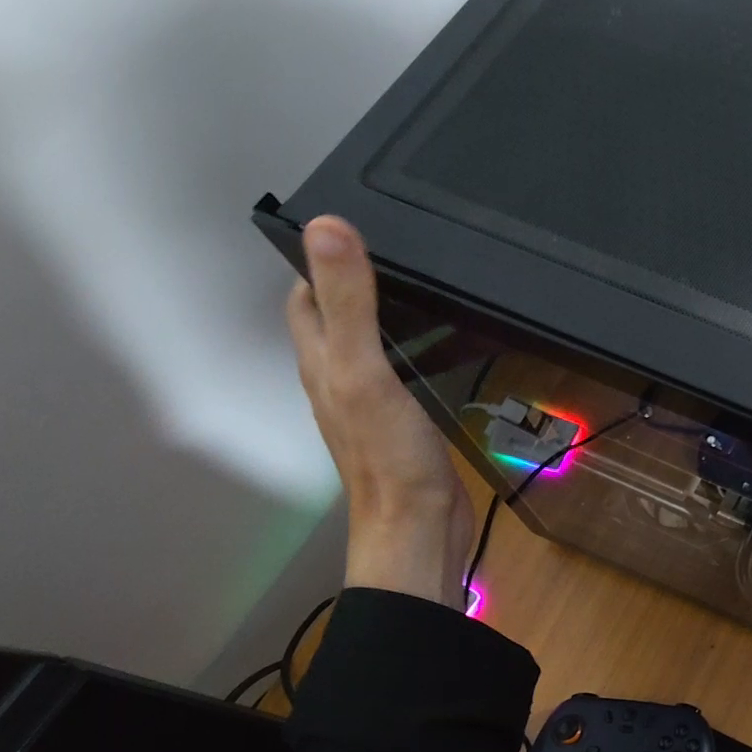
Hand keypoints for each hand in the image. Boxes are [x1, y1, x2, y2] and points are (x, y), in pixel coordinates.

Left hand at [288, 216, 473, 607]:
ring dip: (392, 319)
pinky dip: (417, 352)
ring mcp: (374, 406)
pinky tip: (444, 349)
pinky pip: (404, 375)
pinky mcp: (406, 425)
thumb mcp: (366, 371)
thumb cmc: (389, 454)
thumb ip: (351, 303)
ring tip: (430, 290)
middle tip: (407, 255)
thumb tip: (327, 225)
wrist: (419, 527)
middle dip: (360, 285)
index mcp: (321, 363)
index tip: (362, 230)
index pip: (307, 297)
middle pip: (339, 321)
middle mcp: (340, 381)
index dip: (324, 261)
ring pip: (374, 348)